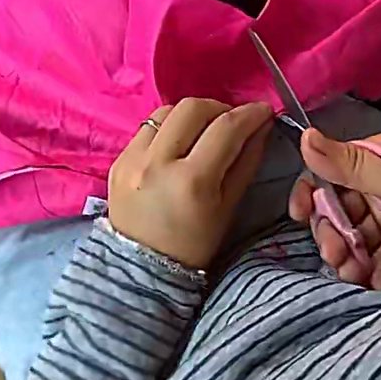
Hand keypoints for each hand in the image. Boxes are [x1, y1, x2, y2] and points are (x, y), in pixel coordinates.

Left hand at [108, 99, 273, 270]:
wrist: (142, 271)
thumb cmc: (194, 245)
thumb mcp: (228, 207)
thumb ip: (246, 162)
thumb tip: (261, 127)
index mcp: (192, 181)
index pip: (226, 128)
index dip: (250, 113)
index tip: (263, 111)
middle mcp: (157, 162)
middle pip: (193, 108)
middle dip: (220, 108)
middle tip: (232, 122)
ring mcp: (132, 159)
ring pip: (166, 111)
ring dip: (192, 115)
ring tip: (204, 131)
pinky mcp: (117, 161)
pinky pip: (147, 128)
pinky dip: (168, 129)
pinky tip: (178, 145)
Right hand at [287, 130, 380, 289]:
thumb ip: (349, 165)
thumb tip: (304, 136)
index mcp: (375, 164)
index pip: (330, 176)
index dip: (311, 195)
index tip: (301, 216)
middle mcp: (380, 191)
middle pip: (338, 215)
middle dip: (332, 236)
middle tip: (338, 257)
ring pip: (357, 242)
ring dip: (350, 260)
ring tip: (357, 276)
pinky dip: (378, 275)